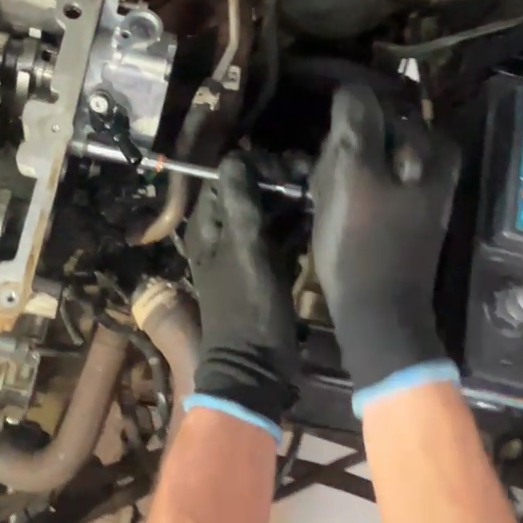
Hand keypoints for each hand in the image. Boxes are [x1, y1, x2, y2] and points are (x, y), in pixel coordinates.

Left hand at [184, 154, 298, 432]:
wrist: (256, 365)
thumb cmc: (247, 306)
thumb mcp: (243, 249)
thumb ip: (239, 202)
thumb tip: (235, 157)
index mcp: (207, 227)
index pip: (224, 177)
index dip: (252, 165)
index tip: (283, 166)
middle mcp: (222, 234)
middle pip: (247, 190)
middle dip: (275, 178)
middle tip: (306, 174)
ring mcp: (245, 250)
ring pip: (265, 210)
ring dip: (288, 197)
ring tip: (315, 186)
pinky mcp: (266, 266)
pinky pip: (279, 233)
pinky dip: (294, 221)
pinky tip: (316, 212)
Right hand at [310, 86, 460, 390]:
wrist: (379, 313)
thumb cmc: (363, 243)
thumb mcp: (354, 175)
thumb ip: (357, 125)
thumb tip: (353, 88)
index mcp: (431, 150)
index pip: (381, 104)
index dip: (348, 113)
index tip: (324, 132)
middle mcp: (434, 165)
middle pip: (379, 129)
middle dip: (348, 141)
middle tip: (323, 166)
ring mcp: (422, 192)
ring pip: (374, 157)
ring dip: (345, 166)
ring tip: (324, 187)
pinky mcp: (407, 216)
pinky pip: (374, 183)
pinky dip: (351, 186)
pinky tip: (333, 203)